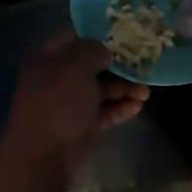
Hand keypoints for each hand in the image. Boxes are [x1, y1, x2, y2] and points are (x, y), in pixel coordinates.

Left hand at [3, 32, 147, 164]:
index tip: (126, 37)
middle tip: (143, 67)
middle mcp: (57, 78)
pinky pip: (104, 112)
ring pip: (101, 90)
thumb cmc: (58, 104)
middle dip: (119, 66)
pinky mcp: (81, 125)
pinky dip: (120, 108)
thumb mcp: (75, 67)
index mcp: (48, 58)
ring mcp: (70, 103)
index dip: (99, 35)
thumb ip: (92, 51)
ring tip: (146, 93)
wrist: (45, 155)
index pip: (75, 37)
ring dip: (124, 89)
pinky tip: (138, 107)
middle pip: (92, 65)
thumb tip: (105, 52)